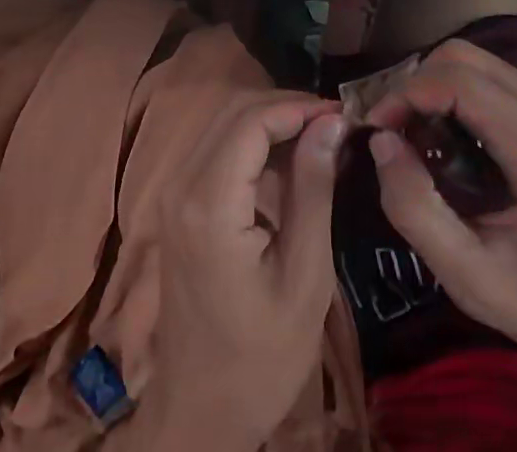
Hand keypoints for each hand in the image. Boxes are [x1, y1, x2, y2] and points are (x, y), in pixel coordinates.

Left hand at [136, 94, 349, 450]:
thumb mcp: (305, 275)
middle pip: (232, 114)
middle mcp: (180, 187)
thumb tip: (331, 123)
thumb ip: (313, 189)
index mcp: (210, 205)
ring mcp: (173, 196)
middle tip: (336, 123)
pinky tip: (289, 160)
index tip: (343, 114)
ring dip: (270, 121)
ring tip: (321, 136)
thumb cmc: (262, 355)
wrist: (201, 410)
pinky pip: (215, 152)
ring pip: (221, 126)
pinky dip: (253, 144)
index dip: (298, 106)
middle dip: (285, 107)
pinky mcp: (178, 207)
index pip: (250, 121)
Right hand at [366, 41, 516, 375]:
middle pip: (469, 58)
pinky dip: (460, 98)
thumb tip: (381, 143)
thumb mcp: (472, 279)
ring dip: (436, 89)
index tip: (376, 130)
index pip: (462, 81)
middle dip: (416, 84)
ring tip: (415, 139)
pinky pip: (499, 84)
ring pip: (482, 65)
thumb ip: (416, 209)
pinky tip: (450, 143)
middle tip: (392, 133)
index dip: (406, 93)